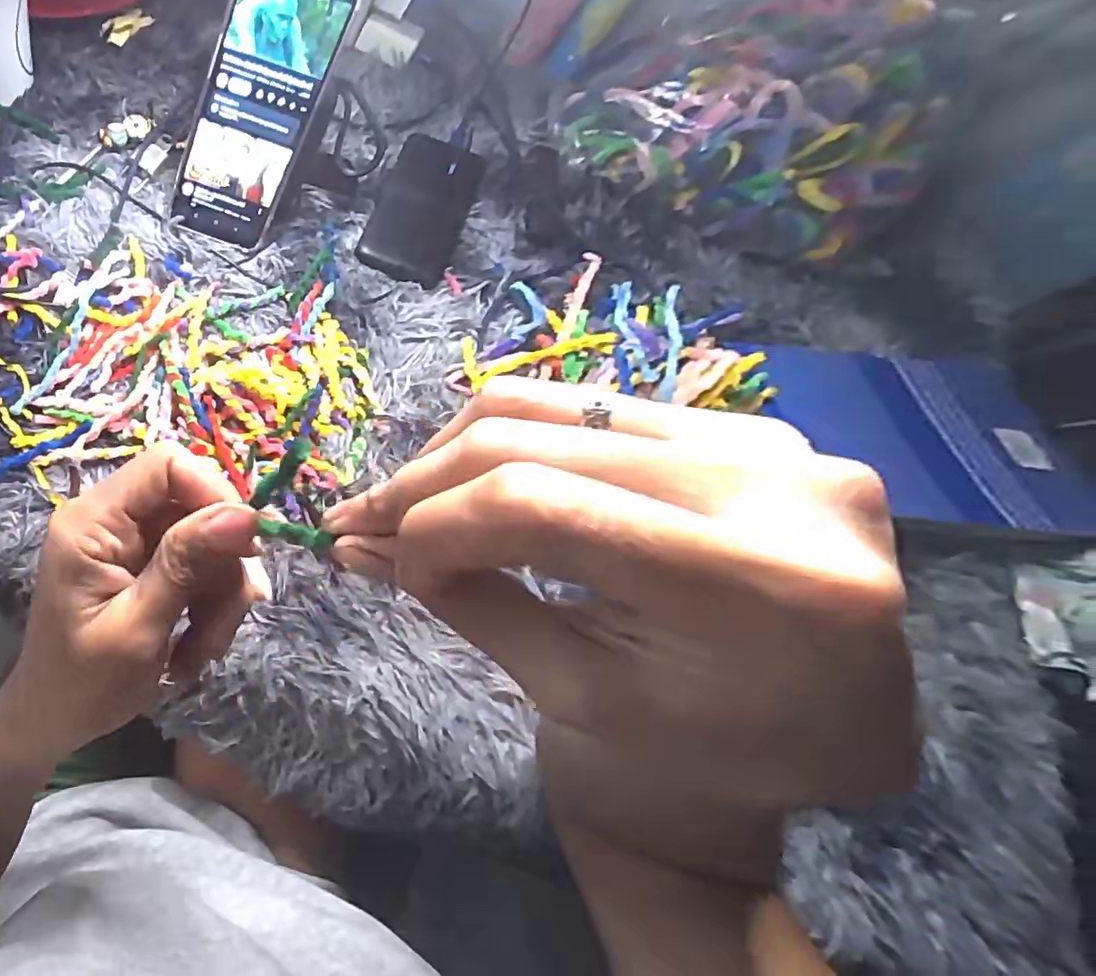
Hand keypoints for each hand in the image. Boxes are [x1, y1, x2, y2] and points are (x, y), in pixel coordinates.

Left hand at [0, 445, 268, 762]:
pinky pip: (200, 563)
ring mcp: (130, 539)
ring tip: (201, 649)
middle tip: (225, 620)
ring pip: (207, 538)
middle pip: (194, 504)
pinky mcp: (146, 561)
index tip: (247, 549)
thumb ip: (186, 565)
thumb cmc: (83, 685)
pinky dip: (210, 603)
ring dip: (219, 594)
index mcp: (91, 522)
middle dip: (221, 563)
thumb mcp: (138, 628)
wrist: (54, 720)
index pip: (165, 465)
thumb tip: (246, 515)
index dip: (214, 493)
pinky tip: (194, 645)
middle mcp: (111, 517)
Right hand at [323, 377, 920, 885]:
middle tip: (357, 523)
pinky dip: (497, 440)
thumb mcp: (564, 688)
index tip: (383, 564)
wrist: (805, 737)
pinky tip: (465, 481)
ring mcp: (761, 436)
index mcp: (760, 581)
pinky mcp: (735, 426)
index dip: (434, 529)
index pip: (534, 507)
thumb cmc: (689, 752)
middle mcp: (773, 480)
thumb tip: (350, 544)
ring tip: (404, 502)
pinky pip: (576, 405)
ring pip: (540, 404)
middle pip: (525, 442)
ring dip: (447, 452)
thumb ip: (457, 600)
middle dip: (418, 485)